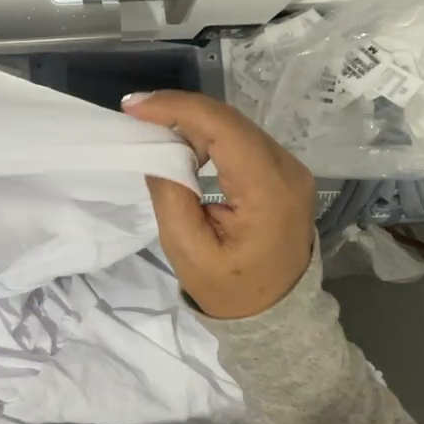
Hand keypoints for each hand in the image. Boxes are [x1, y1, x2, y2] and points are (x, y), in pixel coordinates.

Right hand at [124, 91, 315, 319]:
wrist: (276, 316)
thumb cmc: (230, 289)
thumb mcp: (188, 250)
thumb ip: (171, 195)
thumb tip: (158, 151)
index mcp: (268, 190)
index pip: (223, 129)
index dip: (177, 108)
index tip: (134, 107)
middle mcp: (287, 170)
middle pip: (230, 121)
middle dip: (180, 110)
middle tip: (135, 114)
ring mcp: (289, 169)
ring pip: (235, 126)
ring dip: (193, 121)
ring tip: (153, 130)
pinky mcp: (282, 173)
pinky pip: (242, 140)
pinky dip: (208, 135)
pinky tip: (183, 144)